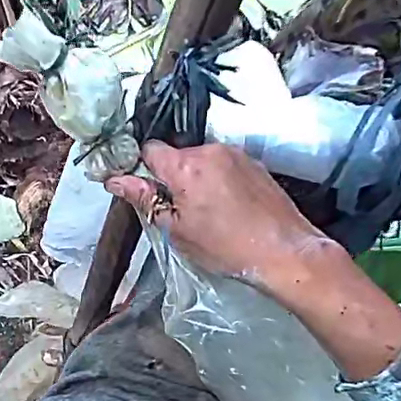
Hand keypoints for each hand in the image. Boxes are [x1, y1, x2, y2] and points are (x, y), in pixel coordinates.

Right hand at [104, 141, 336, 289]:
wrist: (284, 251)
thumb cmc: (229, 247)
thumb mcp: (178, 230)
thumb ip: (146, 200)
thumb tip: (116, 181)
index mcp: (186, 166)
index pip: (149, 150)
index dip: (143, 169)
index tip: (146, 190)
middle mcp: (211, 151)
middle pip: (177, 155)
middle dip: (173, 178)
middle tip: (181, 212)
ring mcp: (236, 155)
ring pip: (202, 161)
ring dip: (198, 180)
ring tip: (210, 214)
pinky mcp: (254, 163)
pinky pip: (224, 166)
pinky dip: (220, 182)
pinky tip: (229, 209)